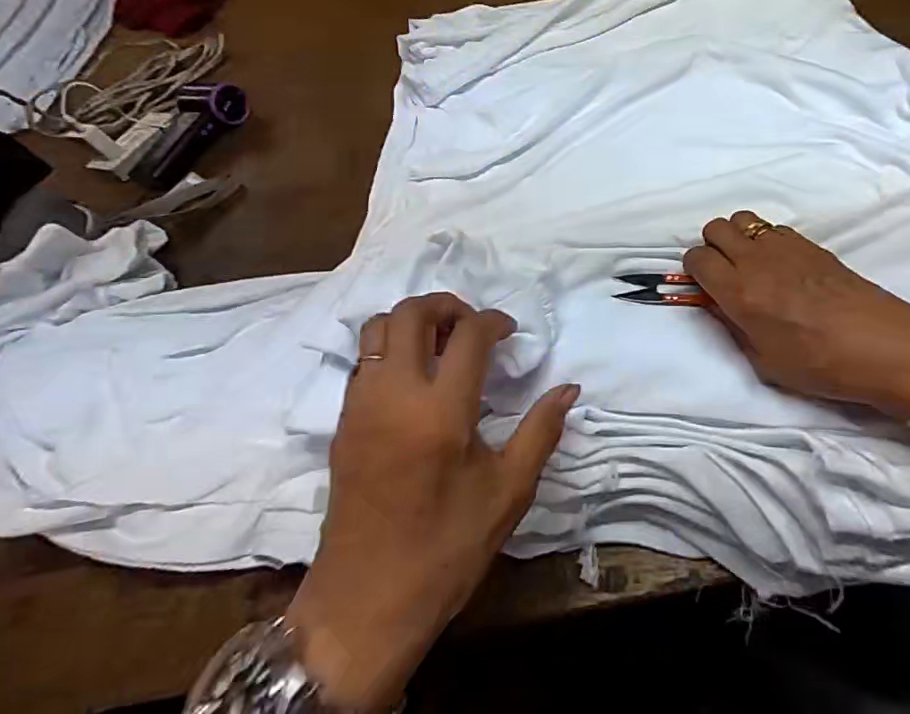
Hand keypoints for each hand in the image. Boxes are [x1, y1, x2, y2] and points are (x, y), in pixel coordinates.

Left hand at [285, 293, 578, 709]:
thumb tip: (568, 388)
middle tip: (474, 326)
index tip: (510, 333)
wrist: (365, 603)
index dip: (494, 321)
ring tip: (443, 344)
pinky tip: (416, 377)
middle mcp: (394, 396)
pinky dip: (389, 347)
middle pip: (411, 313)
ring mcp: (360, 407)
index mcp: (441, 411)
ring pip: (376, 329)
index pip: (468, 334)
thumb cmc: (447, 548)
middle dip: (447, 305)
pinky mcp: (342, 424)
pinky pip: (362, 360)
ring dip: (412, 321)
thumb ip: (541, 431)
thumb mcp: (509, 492)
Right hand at [684, 210, 909, 418]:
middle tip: (725, 273)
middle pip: (716, 228)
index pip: (697, 258)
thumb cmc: (819, 365)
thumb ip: (734, 326)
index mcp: (740, 292)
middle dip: (712, 247)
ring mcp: (786, 246)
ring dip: (739, 237)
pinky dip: (767, 240)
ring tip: (752, 265)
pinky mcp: (811, 243)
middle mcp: (757, 260)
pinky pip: (774, 228)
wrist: (880, 346)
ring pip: (744, 219)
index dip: (695, 271)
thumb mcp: (764, 361)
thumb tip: (718, 303)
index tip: (705, 286)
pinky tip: (784, 266)